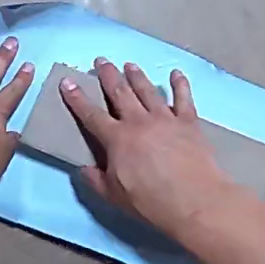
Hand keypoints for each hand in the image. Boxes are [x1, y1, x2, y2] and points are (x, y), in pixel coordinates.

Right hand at [60, 59, 255, 242]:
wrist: (197, 203)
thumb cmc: (152, 202)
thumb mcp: (114, 196)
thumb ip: (96, 180)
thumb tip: (83, 169)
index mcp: (117, 138)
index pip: (91, 114)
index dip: (76, 98)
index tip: (67, 81)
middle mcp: (138, 122)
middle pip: (120, 93)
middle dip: (108, 75)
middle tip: (101, 61)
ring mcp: (165, 119)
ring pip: (147, 91)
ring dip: (137, 76)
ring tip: (129, 65)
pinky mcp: (189, 123)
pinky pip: (183, 99)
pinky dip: (180, 85)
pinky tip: (176, 74)